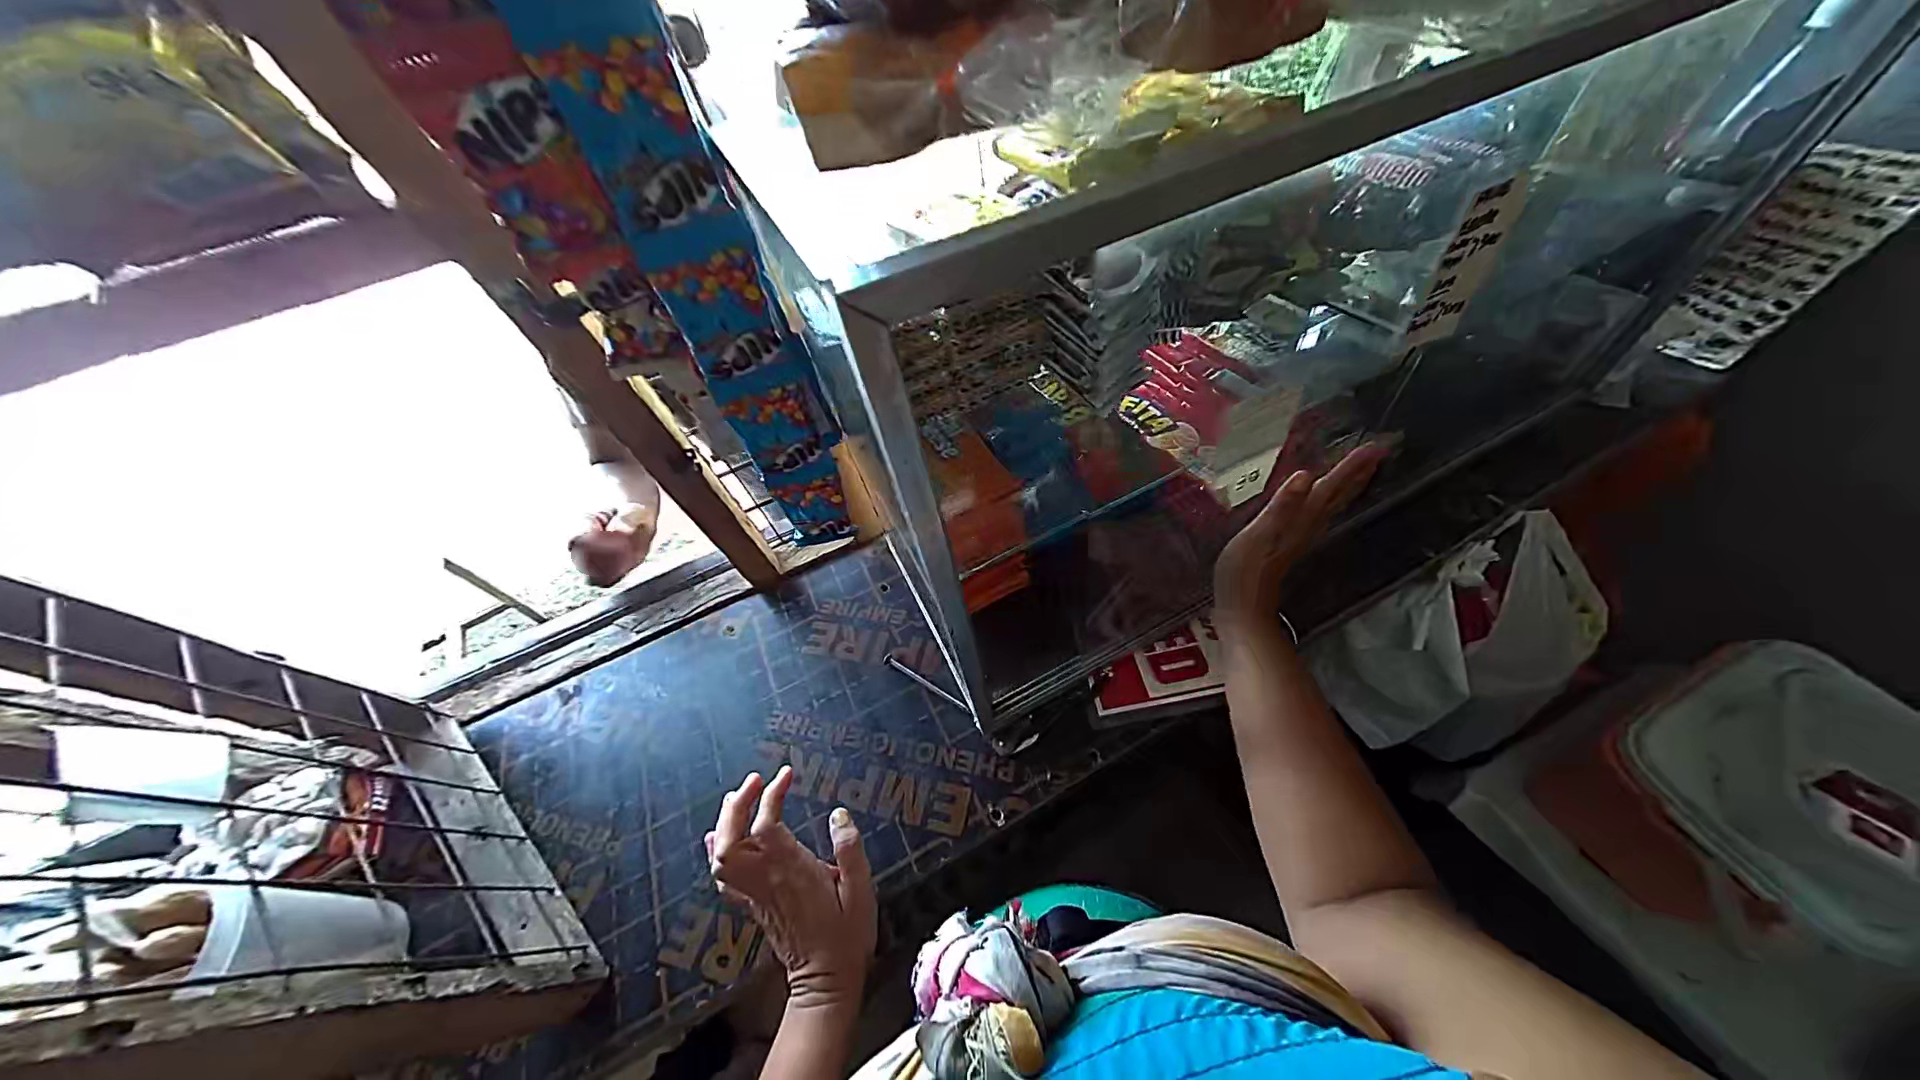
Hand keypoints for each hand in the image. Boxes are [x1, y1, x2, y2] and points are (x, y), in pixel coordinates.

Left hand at [707, 767, 875, 1009]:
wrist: (826, 981)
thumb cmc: (847, 934)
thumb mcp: (861, 889)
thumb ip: (850, 849)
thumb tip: (838, 814)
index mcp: (793, 871)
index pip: (767, 825)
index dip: (772, 795)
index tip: (786, 774)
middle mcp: (767, 880)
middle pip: (732, 839)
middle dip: (737, 805)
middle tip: (755, 780)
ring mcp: (756, 894)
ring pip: (721, 858)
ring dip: (725, 824)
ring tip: (738, 798)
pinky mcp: (753, 905)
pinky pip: (723, 879)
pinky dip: (715, 854)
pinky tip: (715, 838)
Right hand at [1213, 441, 1387, 632]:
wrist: (1243, 606)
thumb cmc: (1244, 570)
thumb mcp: (1258, 534)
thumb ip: (1282, 506)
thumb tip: (1305, 475)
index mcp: (1301, 520)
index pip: (1329, 488)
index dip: (1348, 467)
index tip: (1372, 447)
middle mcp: (1307, 526)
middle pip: (1338, 496)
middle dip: (1357, 473)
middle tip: (1378, 451)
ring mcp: (1301, 536)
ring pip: (1332, 506)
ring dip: (1348, 486)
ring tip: (1361, 469)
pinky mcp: (1291, 542)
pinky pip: (1318, 515)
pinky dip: (1328, 501)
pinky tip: (1324, 499)